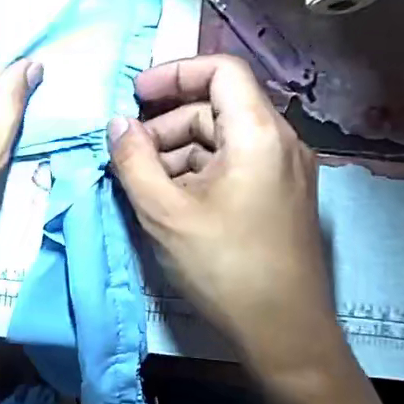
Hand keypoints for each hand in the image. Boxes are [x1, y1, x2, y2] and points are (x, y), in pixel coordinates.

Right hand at [108, 55, 346, 381]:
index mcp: (259, 133)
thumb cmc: (225, 268)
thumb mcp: (165, 213)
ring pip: (224, 139)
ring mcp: (286, 171)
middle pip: (218, 106)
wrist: (285, 333)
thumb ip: (134, 161)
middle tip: (130, 156)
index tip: (135, 96)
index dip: (173, 73)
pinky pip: (237, 166)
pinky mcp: (282, 197)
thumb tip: (117, 124)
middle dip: (167, 124)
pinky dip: (201, 173)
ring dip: (180, 152)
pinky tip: (173, 203)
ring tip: (146, 186)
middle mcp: (281, 142)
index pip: (220, 70)